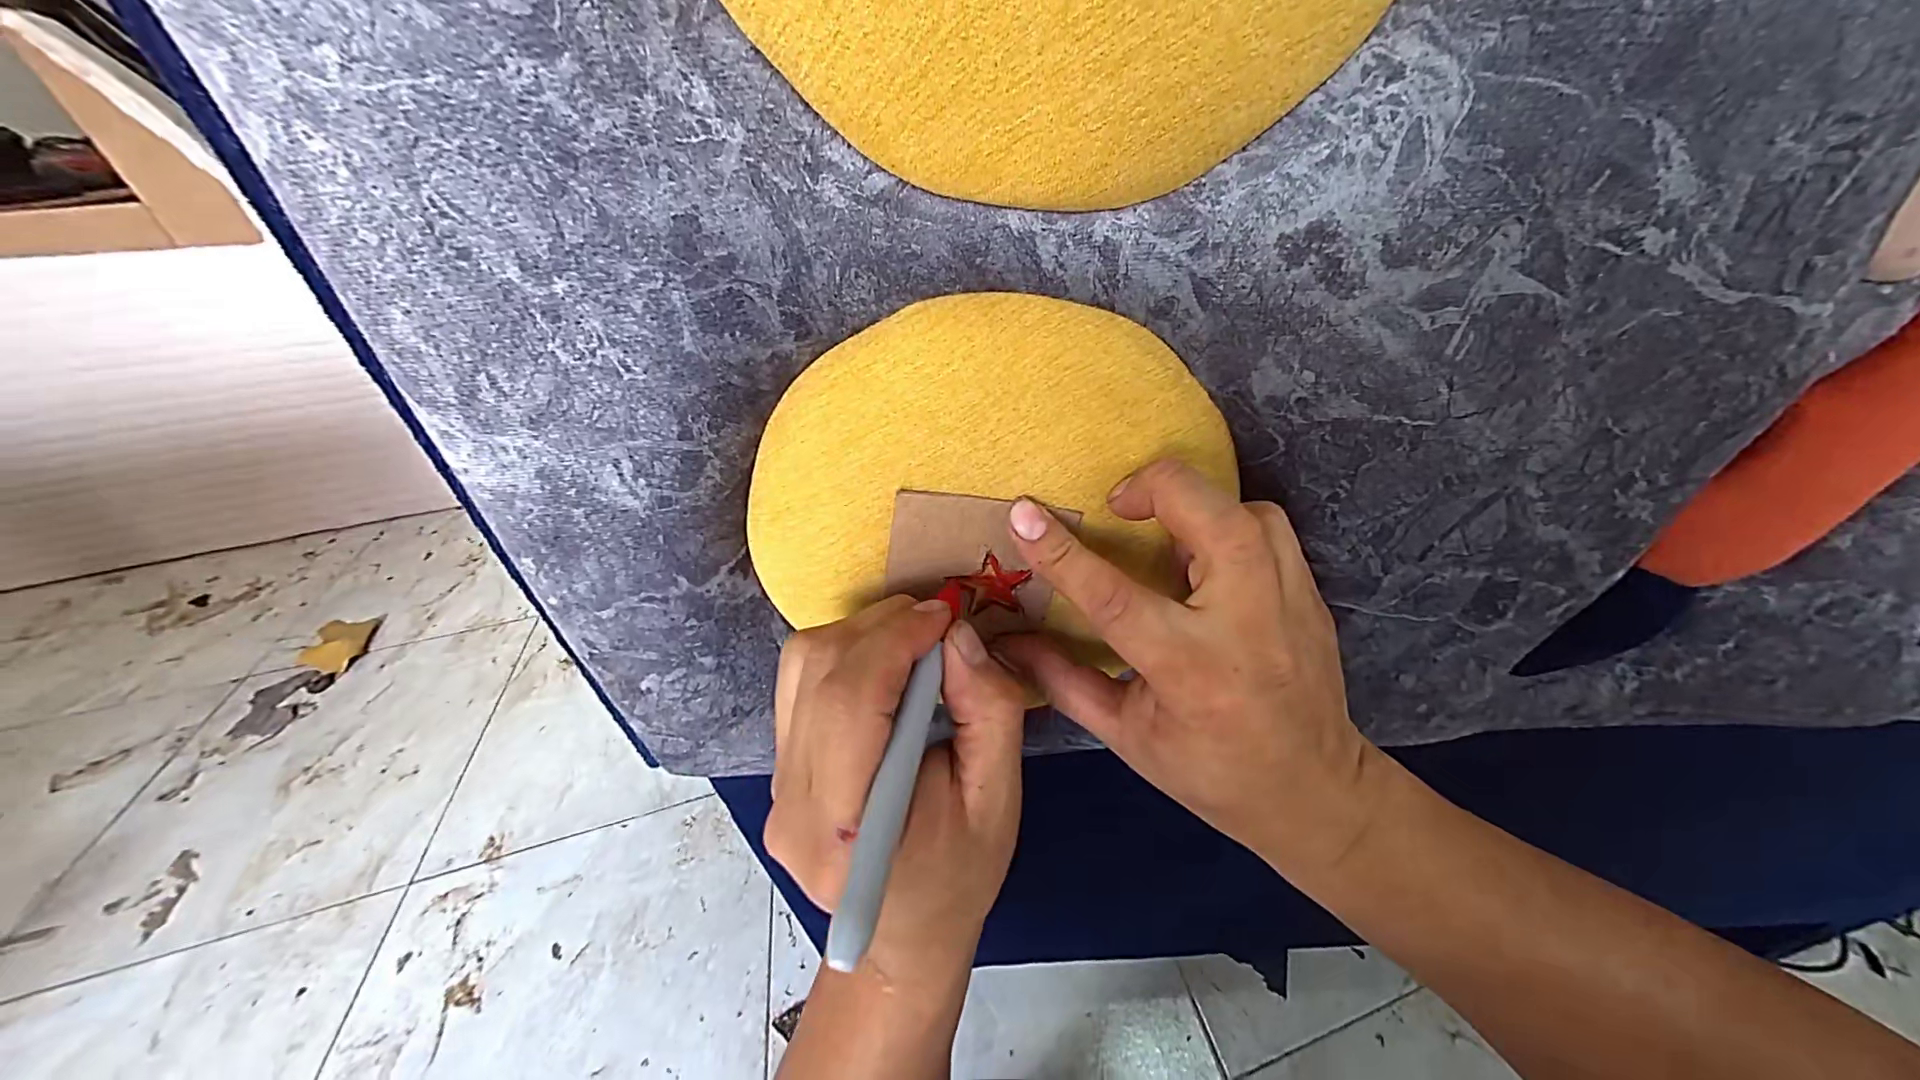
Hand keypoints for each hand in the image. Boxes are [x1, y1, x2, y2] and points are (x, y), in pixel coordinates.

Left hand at [766, 595, 1026, 982]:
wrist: (906, 934)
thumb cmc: (960, 875)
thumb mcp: (997, 797)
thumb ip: (986, 711)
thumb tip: (957, 635)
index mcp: (845, 830)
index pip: (850, 700)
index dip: (896, 640)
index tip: (946, 614)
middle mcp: (790, 804)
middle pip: (818, 671)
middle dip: (883, 627)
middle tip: (939, 622)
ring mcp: (774, 787)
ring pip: (802, 666)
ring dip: (862, 634)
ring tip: (915, 640)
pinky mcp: (778, 770)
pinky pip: (801, 683)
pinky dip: (846, 654)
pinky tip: (886, 665)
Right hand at [996, 459, 1381, 873]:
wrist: (1313, 791)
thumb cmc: (1208, 770)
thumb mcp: (1125, 735)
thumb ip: (1064, 680)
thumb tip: (1009, 641)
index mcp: (1188, 670)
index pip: (1113, 596)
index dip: (1062, 552)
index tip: (1024, 513)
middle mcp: (1246, 626)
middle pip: (1209, 518)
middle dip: (1154, 487)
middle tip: (1118, 507)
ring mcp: (1290, 604)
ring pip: (1247, 510)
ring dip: (1196, 503)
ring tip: (1163, 529)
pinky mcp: (1311, 595)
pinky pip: (1270, 528)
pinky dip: (1229, 522)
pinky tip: (1205, 553)